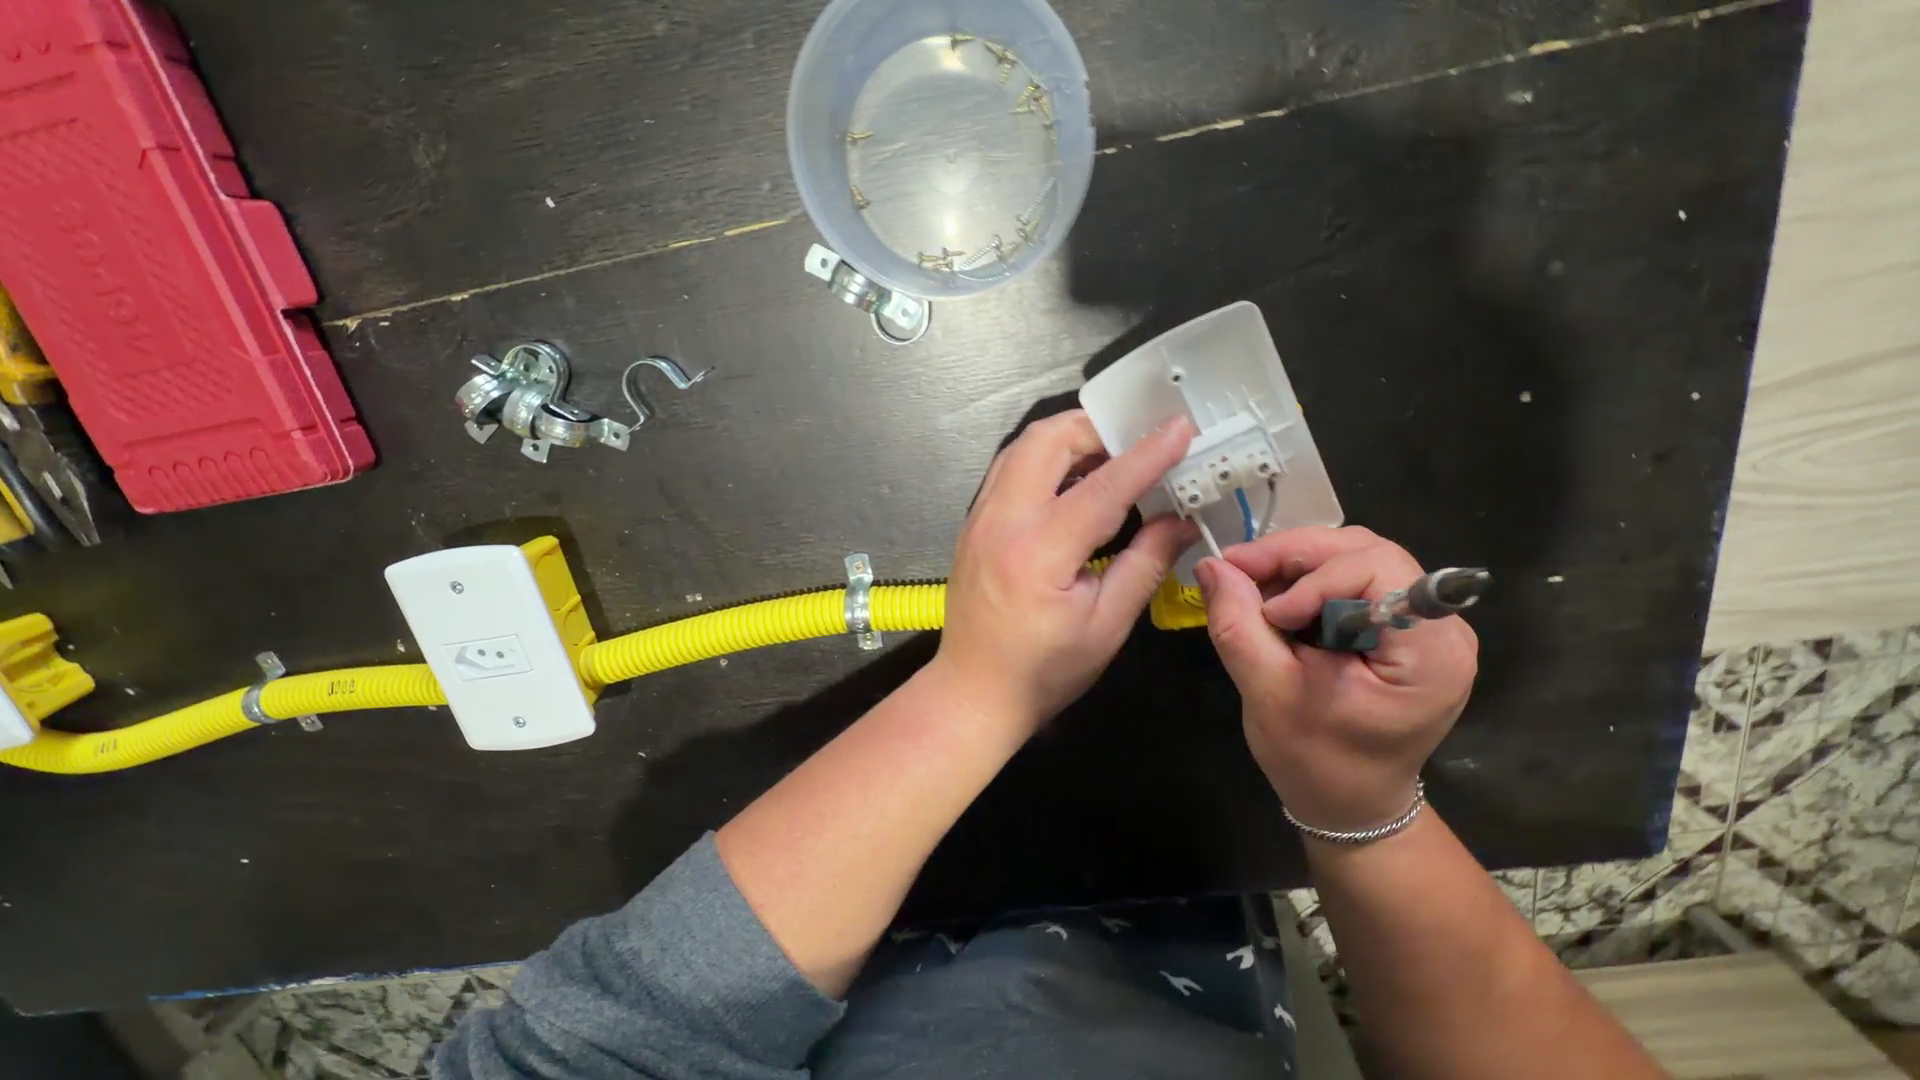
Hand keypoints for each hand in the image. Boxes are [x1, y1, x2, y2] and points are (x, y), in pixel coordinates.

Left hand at [934, 411, 1197, 732]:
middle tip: (1137, 440)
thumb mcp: (1106, 625)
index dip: (1146, 455)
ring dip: (1067, 439)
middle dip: (1097, 428)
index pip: (1102, 487)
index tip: (1180, 428)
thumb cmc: (1044, 669)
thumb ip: (1145, 564)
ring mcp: (980, 518)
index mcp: (1039, 552)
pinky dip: (1044, 459)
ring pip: (1021, 448)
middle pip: (1047, 442)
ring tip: (1110, 454)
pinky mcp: (973, 524)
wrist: (973, 691)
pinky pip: (1009, 469)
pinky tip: (1073, 479)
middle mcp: (1002, 521)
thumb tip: (1182, 521)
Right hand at [1194, 526, 1478, 832]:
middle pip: (1366, 552)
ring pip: (1356, 559)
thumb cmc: (1315, 761)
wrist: (1349, 806)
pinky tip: (1276, 605)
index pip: (1378, 566)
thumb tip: (1211, 564)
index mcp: (1429, 650)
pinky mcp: (1399, 629)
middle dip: (1296, 558)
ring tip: (1253, 592)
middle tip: (1239, 574)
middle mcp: (1441, 628)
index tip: (1267, 611)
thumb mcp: (1267, 693)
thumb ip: (1238, 624)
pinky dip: (1307, 583)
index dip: (1315, 574)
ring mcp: (1424, 626)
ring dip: (1297, 567)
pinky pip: (1354, 581)